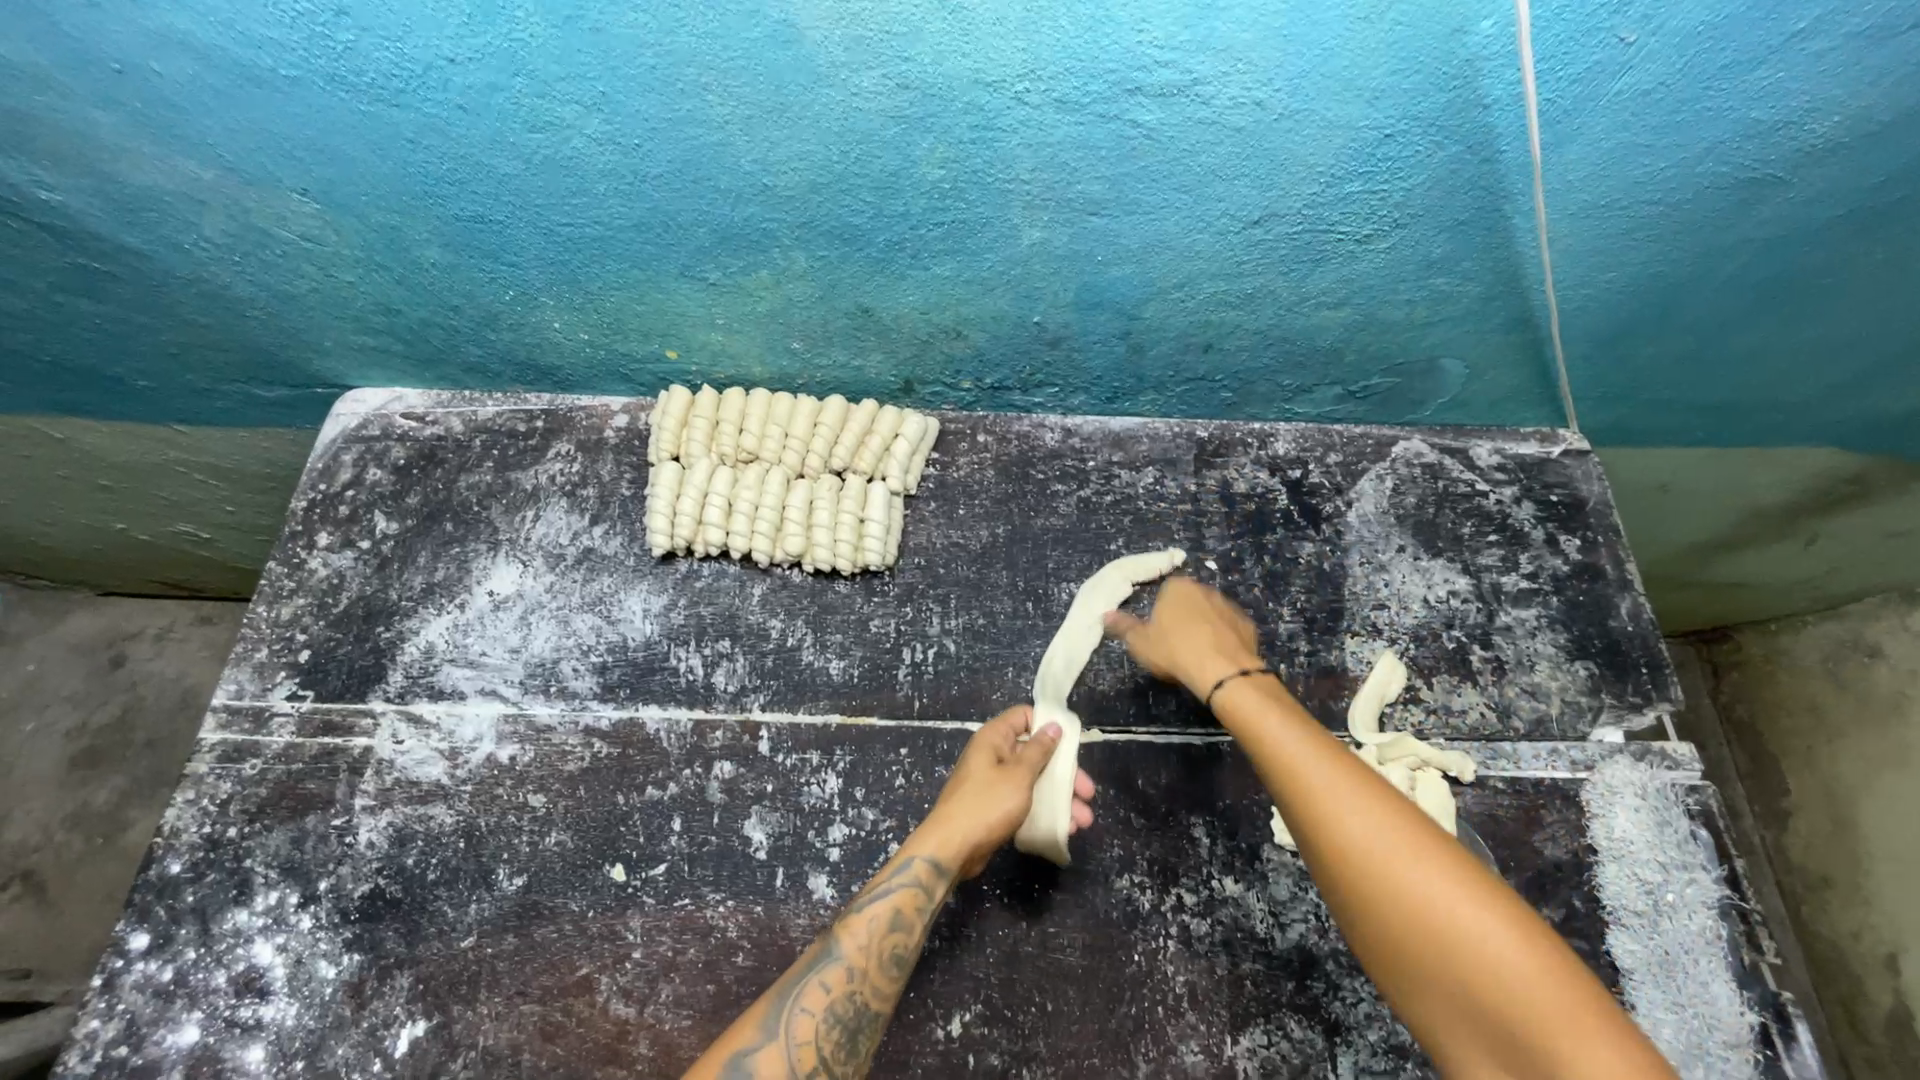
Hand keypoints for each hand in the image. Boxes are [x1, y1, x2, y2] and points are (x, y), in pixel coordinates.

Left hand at [916, 705, 1096, 877]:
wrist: (952, 848)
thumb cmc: (987, 804)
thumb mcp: (1019, 775)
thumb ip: (1039, 750)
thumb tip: (1054, 725)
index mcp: (994, 738)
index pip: (1024, 717)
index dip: (1048, 725)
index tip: (1072, 743)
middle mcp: (994, 755)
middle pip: (1035, 754)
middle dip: (1064, 774)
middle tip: (1088, 793)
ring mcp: (994, 782)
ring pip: (1034, 781)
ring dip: (1060, 798)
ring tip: (1083, 820)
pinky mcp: (996, 807)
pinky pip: (1025, 802)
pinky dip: (1044, 811)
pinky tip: (1065, 828)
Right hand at [1103, 575, 1265, 699]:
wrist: (1222, 670)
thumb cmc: (1174, 651)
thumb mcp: (1139, 642)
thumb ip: (1123, 626)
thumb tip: (1105, 615)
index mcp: (1177, 587)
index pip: (1164, 591)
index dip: (1160, 612)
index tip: (1157, 632)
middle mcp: (1205, 588)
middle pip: (1189, 600)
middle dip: (1183, 616)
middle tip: (1175, 643)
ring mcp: (1229, 605)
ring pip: (1211, 613)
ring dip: (1205, 627)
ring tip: (1197, 654)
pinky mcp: (1247, 624)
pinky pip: (1230, 629)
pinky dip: (1224, 639)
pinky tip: (1217, 658)